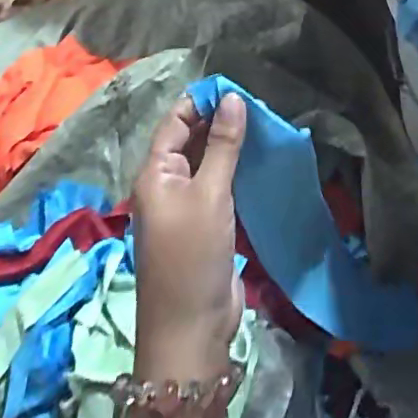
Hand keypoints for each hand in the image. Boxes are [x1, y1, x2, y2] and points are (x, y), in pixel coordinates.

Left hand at [131, 91, 246, 380]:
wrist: (192, 329)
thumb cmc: (193, 255)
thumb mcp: (210, 194)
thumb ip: (222, 145)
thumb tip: (232, 97)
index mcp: (155, 172)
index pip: (176, 121)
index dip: (202, 101)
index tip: (236, 87)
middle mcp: (165, 183)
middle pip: (189, 139)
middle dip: (217, 120)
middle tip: (256, 104)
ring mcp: (184, 205)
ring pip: (205, 162)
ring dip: (228, 145)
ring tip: (262, 124)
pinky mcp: (203, 224)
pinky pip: (217, 185)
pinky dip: (234, 170)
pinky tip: (257, 160)